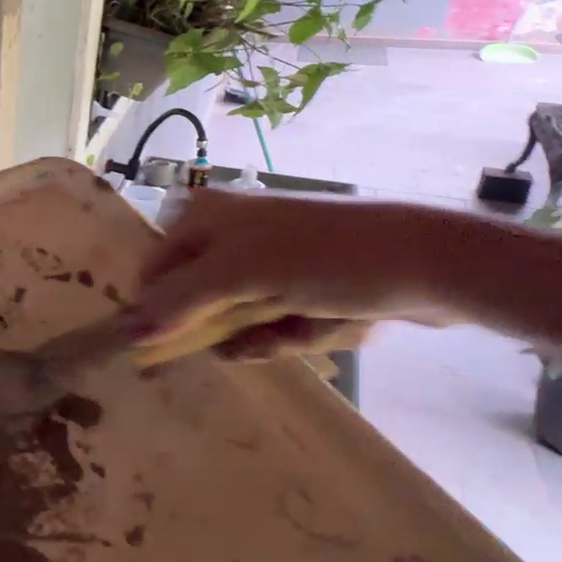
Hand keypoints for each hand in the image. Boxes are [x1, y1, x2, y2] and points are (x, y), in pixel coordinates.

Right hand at [130, 189, 459, 360]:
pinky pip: (283, 324)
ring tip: (312, 327)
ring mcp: (273, 260)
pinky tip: (335, 326)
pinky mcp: (309, 284)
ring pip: (244, 319)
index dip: (162, 310)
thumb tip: (125, 333)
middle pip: (202, 301)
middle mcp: (231, 235)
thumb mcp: (238, 276)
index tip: (174, 343)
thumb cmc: (323, 258)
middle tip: (260, 333)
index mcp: (203, 219)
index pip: (155, 273)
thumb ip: (177, 303)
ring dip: (274, 335)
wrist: (436, 262)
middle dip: (232, 327)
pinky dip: (305, 334)